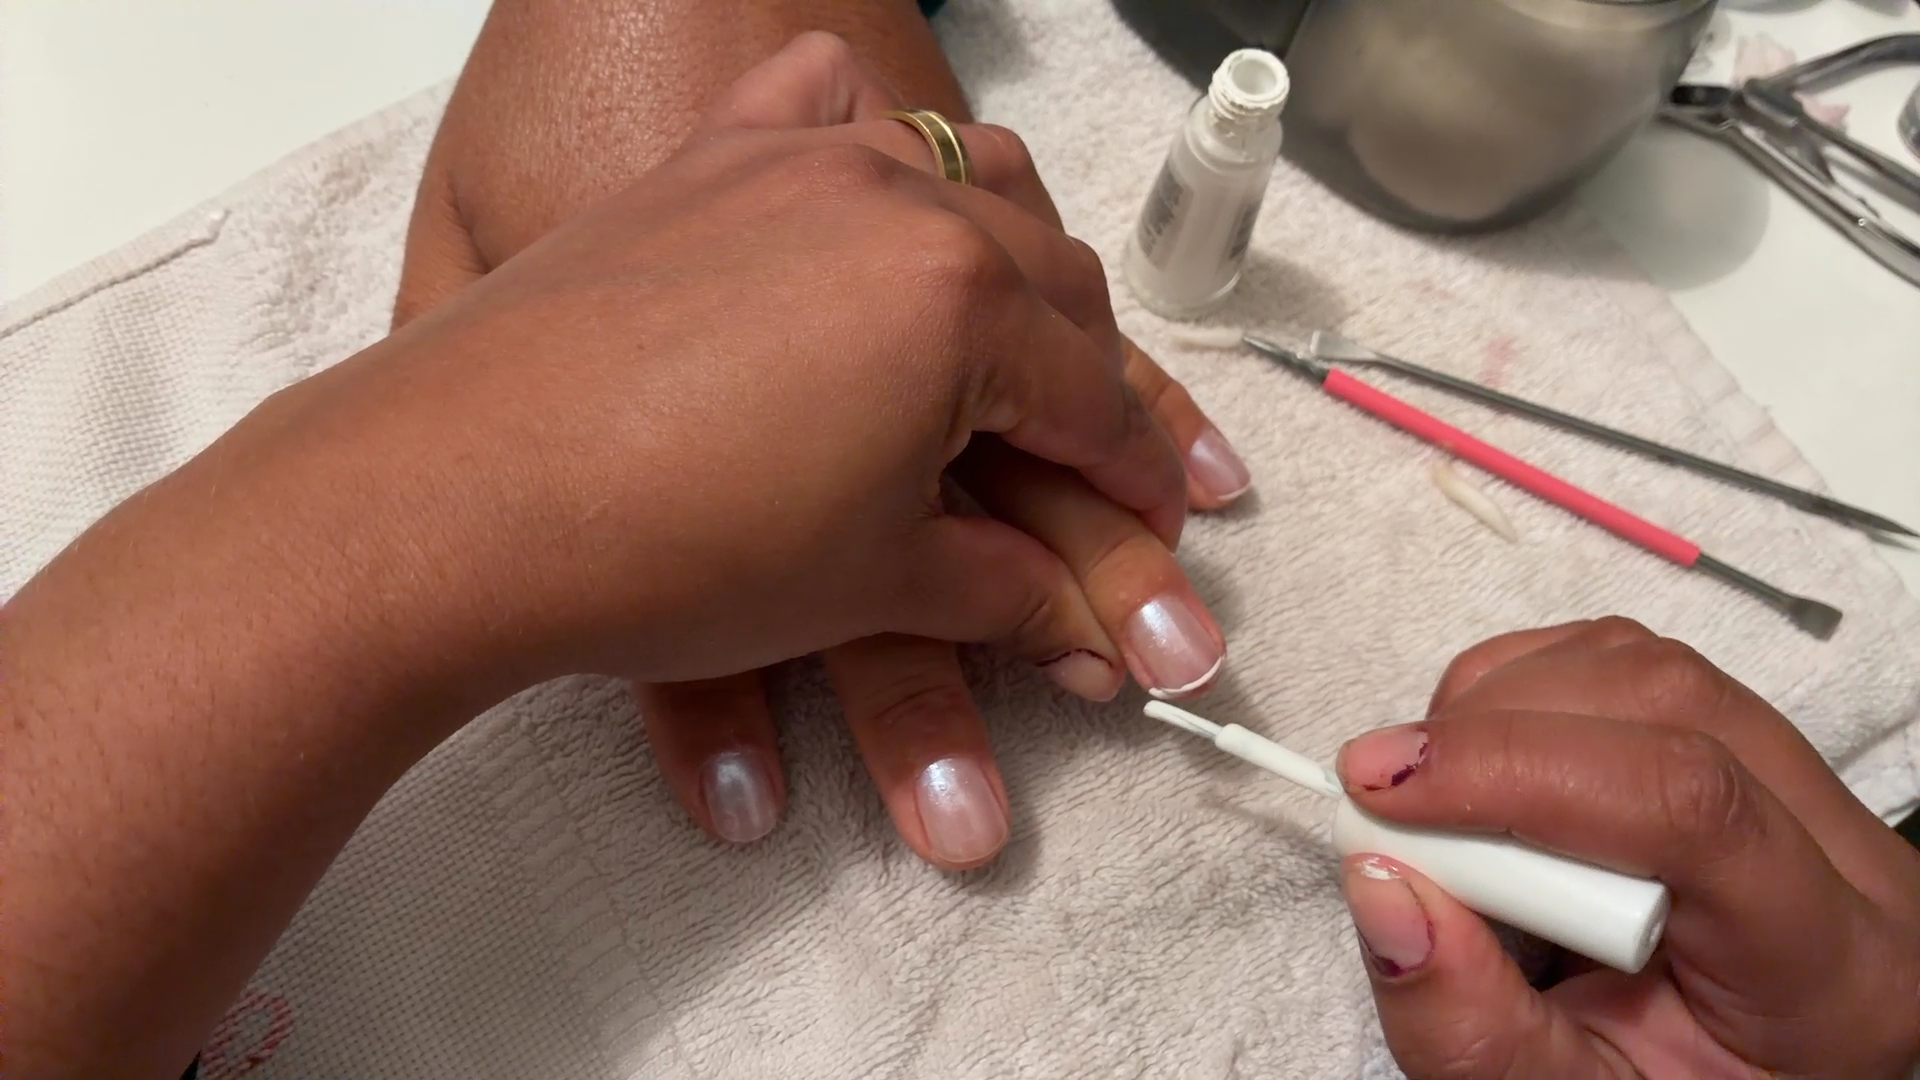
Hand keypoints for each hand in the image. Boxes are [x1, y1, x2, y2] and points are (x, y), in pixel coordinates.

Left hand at [3, 38, 1200, 1075]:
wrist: (450, 505)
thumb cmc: (680, 554)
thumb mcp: (878, 585)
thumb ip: (1007, 593)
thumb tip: (1091, 633)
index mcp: (957, 305)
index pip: (1096, 400)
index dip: (1144, 474)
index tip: (1172, 521)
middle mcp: (899, 200)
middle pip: (1058, 287)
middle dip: (1104, 383)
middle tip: (1122, 455)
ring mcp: (801, 160)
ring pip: (973, 185)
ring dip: (1024, 264)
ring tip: (1039, 333)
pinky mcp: (717, 161)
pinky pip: (829, 114)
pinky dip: (883, 147)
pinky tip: (890, 182)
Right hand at [1333, 618, 1919, 1078]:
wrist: (1693, 1051)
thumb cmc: (1640, 1078)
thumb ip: (1469, 1026)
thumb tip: (1378, 882)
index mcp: (1829, 965)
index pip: (1686, 803)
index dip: (1505, 769)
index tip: (1372, 788)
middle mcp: (1834, 843)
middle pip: (1651, 703)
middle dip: (1483, 739)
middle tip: (1395, 808)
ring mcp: (1780, 765)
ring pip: (1614, 660)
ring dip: (1483, 710)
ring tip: (1442, 798)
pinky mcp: (1709, 720)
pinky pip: (1588, 653)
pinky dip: (1494, 690)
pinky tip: (1476, 761)